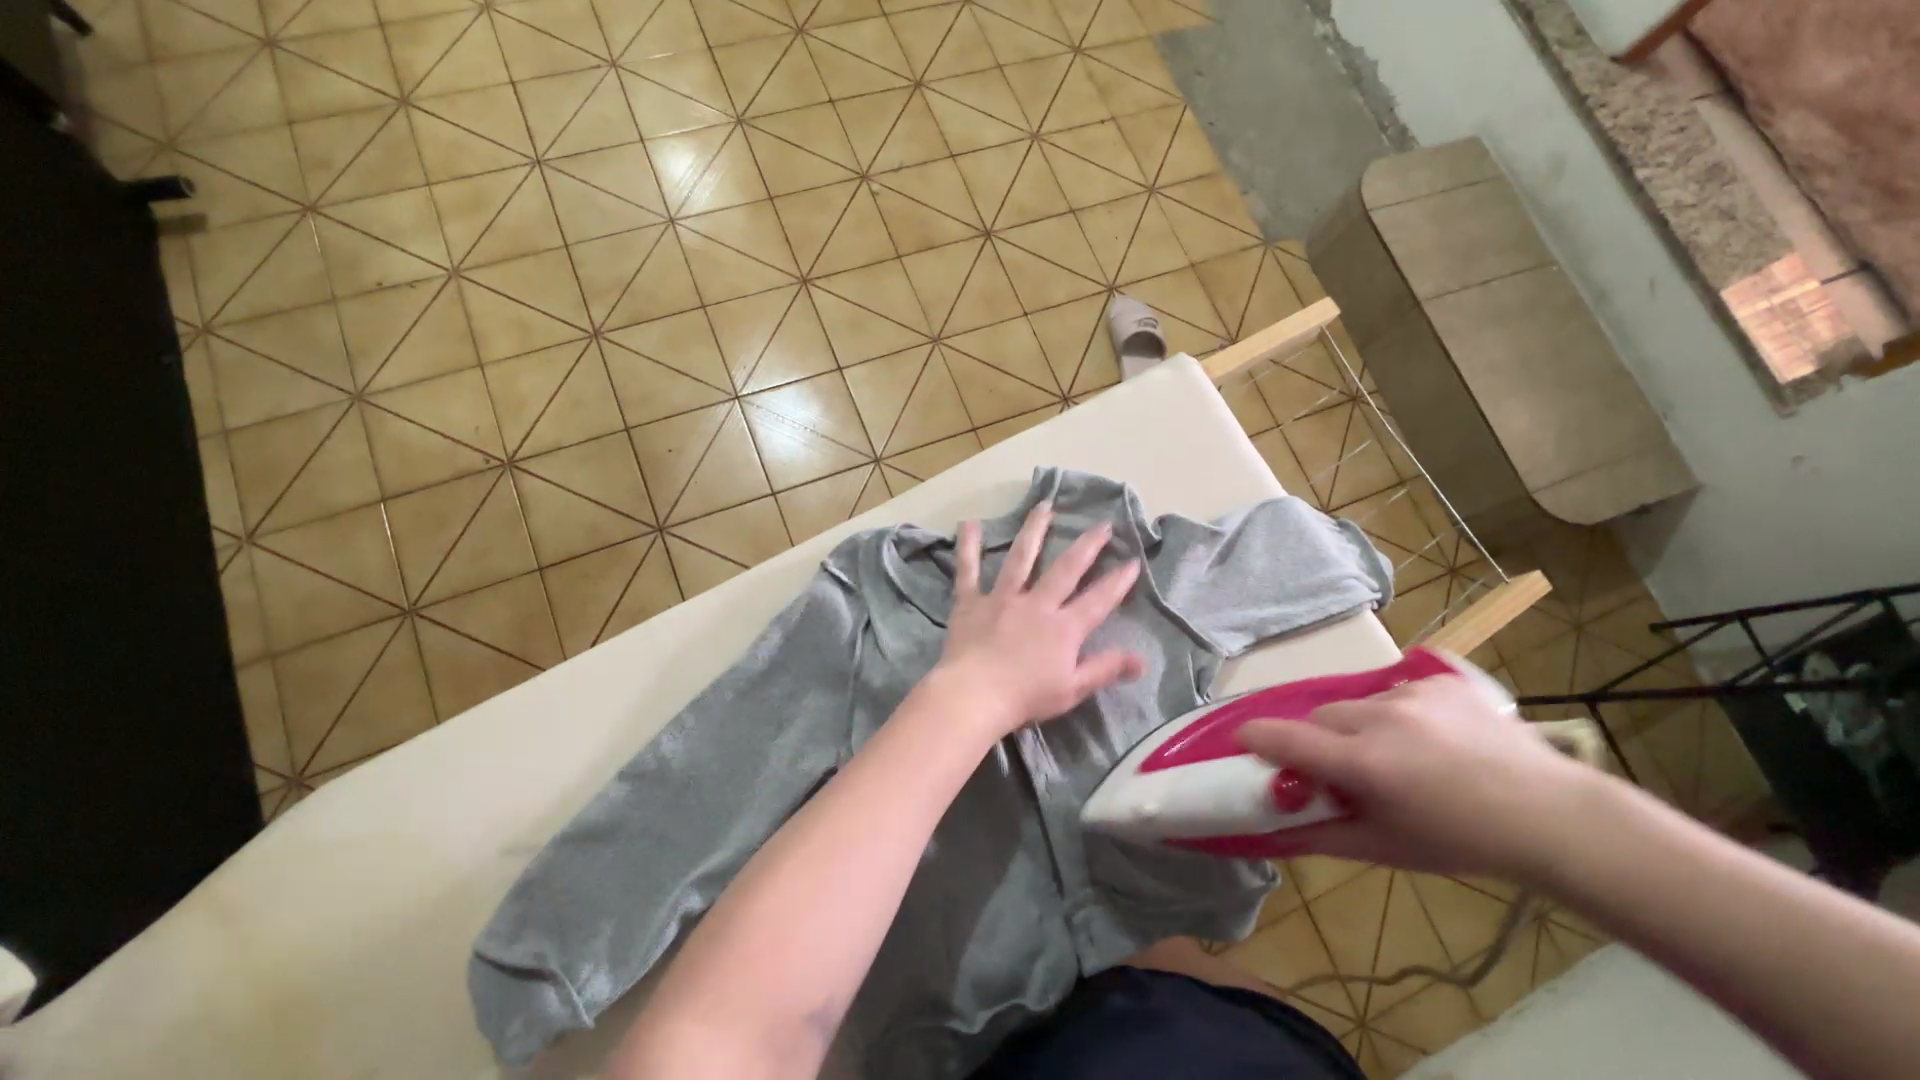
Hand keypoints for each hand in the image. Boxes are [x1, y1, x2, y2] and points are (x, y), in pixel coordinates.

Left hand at [932, 502, 1144, 738]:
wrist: (973, 695)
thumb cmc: (1025, 697)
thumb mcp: (1073, 689)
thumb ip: (1106, 669)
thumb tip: (1142, 660)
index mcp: (1063, 627)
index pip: (1098, 600)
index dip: (1117, 582)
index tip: (1133, 561)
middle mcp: (1036, 604)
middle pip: (1066, 569)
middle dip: (1087, 546)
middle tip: (1102, 524)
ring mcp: (1002, 598)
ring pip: (1021, 558)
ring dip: (1035, 530)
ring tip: (1044, 506)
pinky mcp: (971, 602)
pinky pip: (969, 570)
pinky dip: (968, 547)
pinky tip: (968, 524)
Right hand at [1237, 674, 1598, 882]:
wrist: (1552, 815)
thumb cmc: (1462, 842)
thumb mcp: (1385, 848)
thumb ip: (1319, 833)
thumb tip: (1270, 826)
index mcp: (1365, 763)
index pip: (1286, 738)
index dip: (1257, 739)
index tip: (1243, 743)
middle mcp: (1382, 718)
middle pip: (1320, 717)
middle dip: (1317, 740)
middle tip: (1336, 769)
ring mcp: (1414, 694)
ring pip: (1358, 704)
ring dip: (1358, 726)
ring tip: (1393, 757)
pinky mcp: (1442, 682)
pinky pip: (1397, 693)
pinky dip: (1398, 715)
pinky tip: (1429, 741)